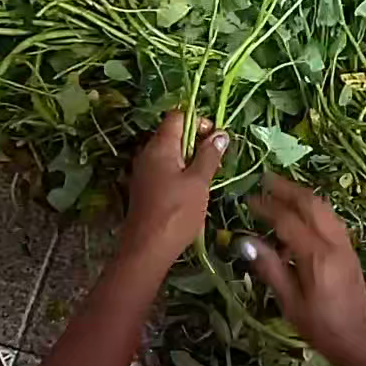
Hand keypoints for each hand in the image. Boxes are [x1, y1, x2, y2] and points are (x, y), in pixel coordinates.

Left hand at [121, 111, 227, 266]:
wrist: (147, 249)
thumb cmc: (176, 212)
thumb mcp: (199, 182)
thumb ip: (209, 155)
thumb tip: (220, 133)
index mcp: (159, 146)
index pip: (177, 116)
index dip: (198, 120)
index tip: (216, 138)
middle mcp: (147, 154)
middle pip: (173, 134)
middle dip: (197, 141)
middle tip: (216, 159)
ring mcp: (144, 171)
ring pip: (170, 154)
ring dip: (191, 159)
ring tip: (208, 176)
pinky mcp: (145, 188)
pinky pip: (165, 169)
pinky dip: (181, 172)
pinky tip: (193, 190)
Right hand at [243, 176, 365, 365]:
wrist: (359, 340)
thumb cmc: (320, 327)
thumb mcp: (289, 302)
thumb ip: (270, 268)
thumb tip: (247, 241)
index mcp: (316, 256)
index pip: (287, 221)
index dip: (266, 207)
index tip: (248, 200)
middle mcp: (334, 243)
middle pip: (311, 203)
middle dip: (287, 189)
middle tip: (265, 180)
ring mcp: (345, 244)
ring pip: (324, 208)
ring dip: (302, 195)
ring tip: (281, 190)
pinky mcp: (349, 250)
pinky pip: (330, 219)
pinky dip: (313, 209)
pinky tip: (300, 214)